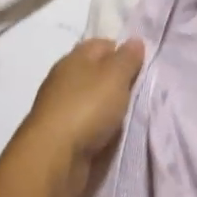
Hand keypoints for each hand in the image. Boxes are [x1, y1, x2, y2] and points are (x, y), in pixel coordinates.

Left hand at [20, 38, 145, 171]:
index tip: (142, 66)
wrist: (54, 156)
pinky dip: (99, 124)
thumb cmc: (87, 108)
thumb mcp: (115, 76)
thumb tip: (135, 41)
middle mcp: (64, 78)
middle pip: (96, 72)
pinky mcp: (60, 133)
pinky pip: (86, 121)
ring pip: (91, 97)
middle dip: (117, 79)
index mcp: (74, 58)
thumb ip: (127, 58)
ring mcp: (60, 106)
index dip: (123, 51)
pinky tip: (112, 132)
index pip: (102, 44)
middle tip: (141, 90)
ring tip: (130, 113)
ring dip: (108, 104)